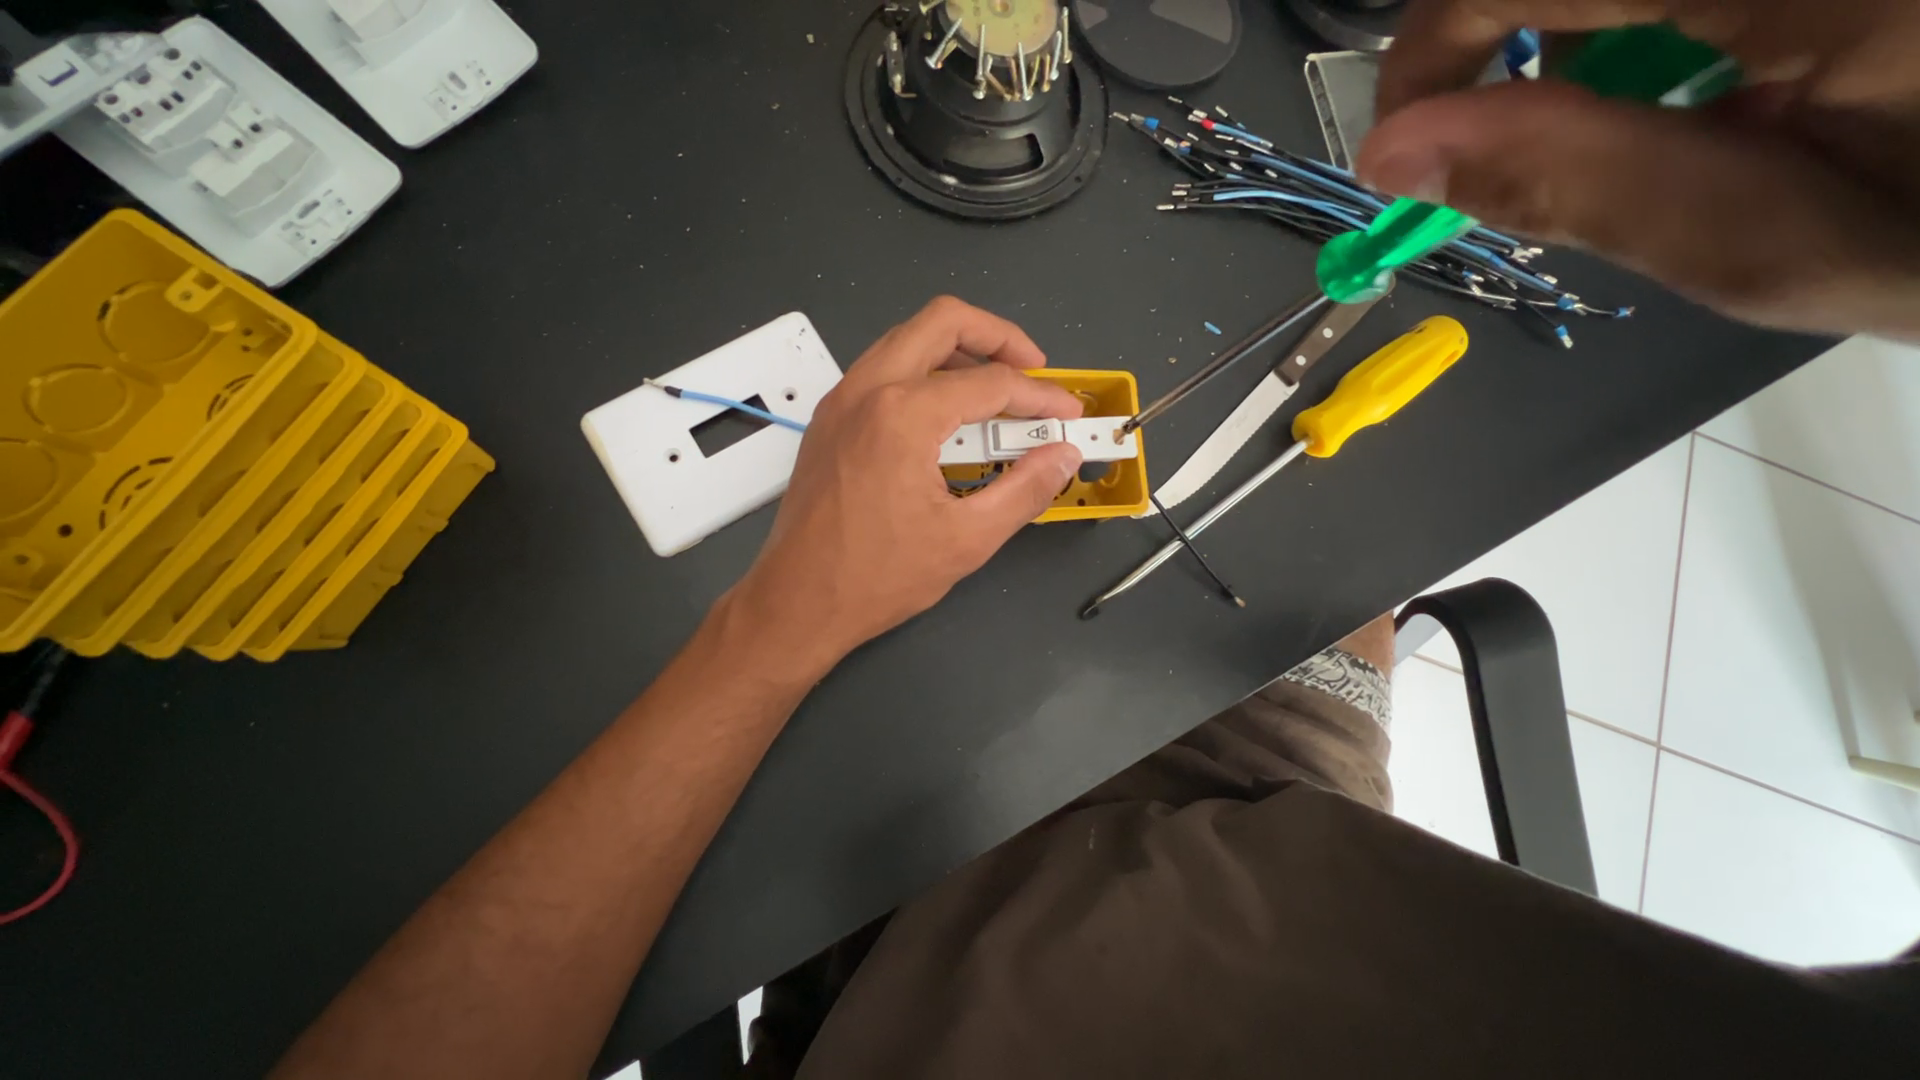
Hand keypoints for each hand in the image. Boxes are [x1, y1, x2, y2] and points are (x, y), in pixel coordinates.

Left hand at [726, 297, 1083, 673]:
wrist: (797, 601)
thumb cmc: (879, 577)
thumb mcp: (967, 539)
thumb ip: (1025, 490)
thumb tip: (1065, 455)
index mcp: (903, 414)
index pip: (991, 383)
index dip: (1040, 397)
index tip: (1068, 415)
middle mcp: (867, 390)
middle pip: (942, 320)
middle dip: (998, 337)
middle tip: (1033, 372)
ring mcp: (841, 401)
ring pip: (907, 338)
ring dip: (957, 350)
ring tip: (994, 390)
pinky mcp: (828, 420)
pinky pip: (882, 369)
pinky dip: (922, 372)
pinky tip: (945, 415)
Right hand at [1359, 0, 1919, 339]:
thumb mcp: (1768, 245)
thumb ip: (1580, 185)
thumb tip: (1393, 154)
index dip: (1429, 47)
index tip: (1412, 142)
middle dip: (1497, 21)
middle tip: (1511, 120)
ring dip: (1578, 13)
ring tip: (1644, 90)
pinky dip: (1640, 13)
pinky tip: (1706, 46)